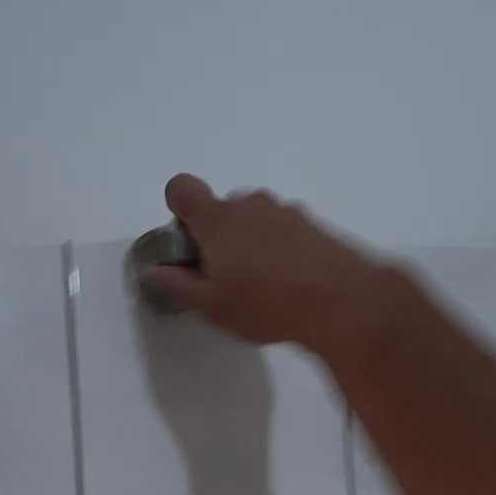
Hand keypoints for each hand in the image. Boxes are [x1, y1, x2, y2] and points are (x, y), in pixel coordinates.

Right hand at [148, 174, 405, 351]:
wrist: (341, 302)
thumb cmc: (264, 304)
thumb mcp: (210, 306)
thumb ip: (178, 284)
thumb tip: (154, 270)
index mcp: (217, 220)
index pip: (181, 189)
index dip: (176, 209)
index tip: (186, 243)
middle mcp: (249, 204)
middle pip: (218, 209)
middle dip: (213, 237)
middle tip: (220, 277)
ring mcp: (283, 210)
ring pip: (250, 219)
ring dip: (245, 243)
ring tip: (256, 285)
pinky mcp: (309, 222)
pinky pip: (277, 229)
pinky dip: (272, 248)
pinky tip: (282, 283)